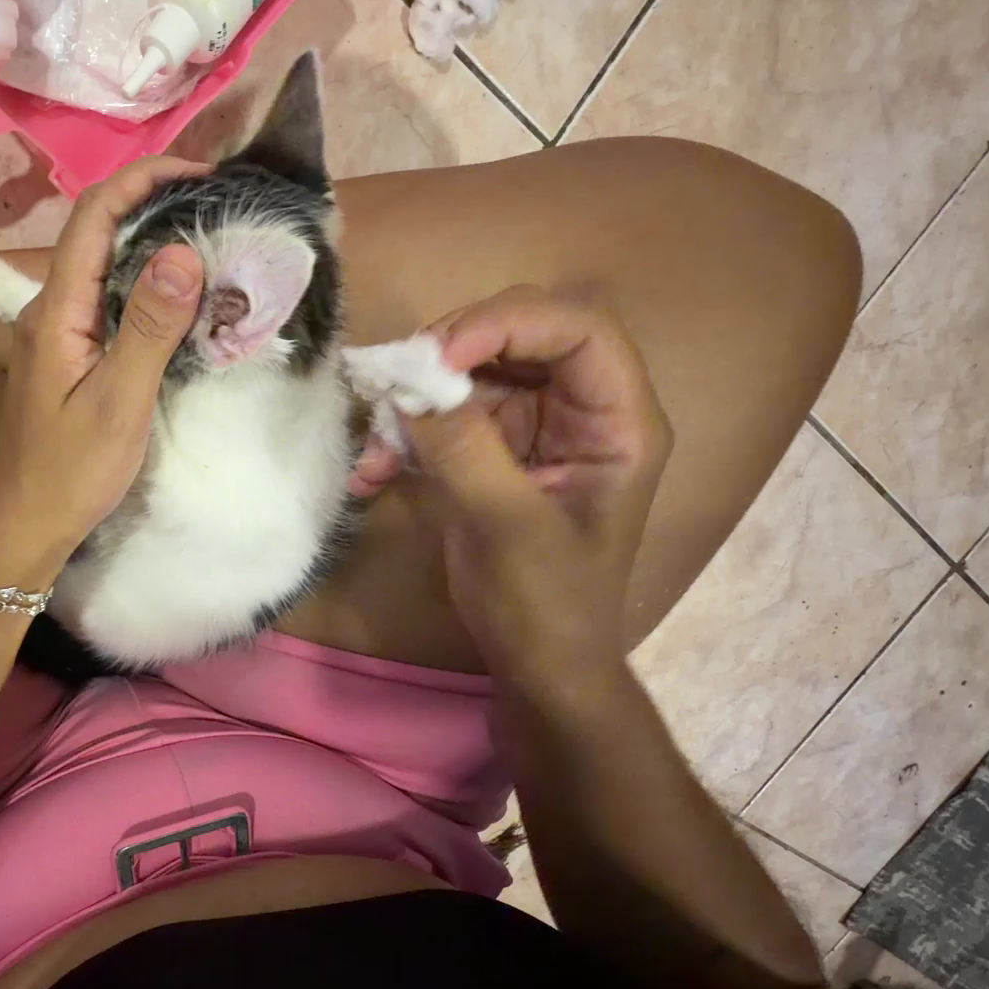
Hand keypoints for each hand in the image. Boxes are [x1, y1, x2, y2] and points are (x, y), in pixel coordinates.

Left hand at [0, 157, 209, 584]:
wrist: (26, 523)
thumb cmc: (70, 470)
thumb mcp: (117, 402)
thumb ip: (149, 329)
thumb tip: (183, 253)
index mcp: (56, 310)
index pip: (92, 216)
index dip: (141, 180)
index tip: (200, 175)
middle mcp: (51, 310)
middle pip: (97, 232)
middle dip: (153, 204)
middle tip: (216, 207)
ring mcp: (59, 333)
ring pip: (104, 267)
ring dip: (152, 244)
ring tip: (209, 241)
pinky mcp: (70, 356)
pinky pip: (108, 302)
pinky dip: (146, 286)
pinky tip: (180, 299)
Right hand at [403, 286, 671, 681]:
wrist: (537, 664)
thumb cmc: (546, 605)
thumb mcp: (508, 526)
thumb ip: (465, 450)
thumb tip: (409, 387)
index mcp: (617, 421)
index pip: (576, 330)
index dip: (506, 324)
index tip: (436, 357)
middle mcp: (578, 410)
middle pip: (517, 338)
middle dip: (448, 354)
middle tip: (393, 384)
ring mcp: (531, 429)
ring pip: (469, 375)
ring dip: (414, 403)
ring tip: (374, 447)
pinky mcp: (490, 452)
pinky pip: (442, 419)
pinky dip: (403, 438)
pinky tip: (371, 473)